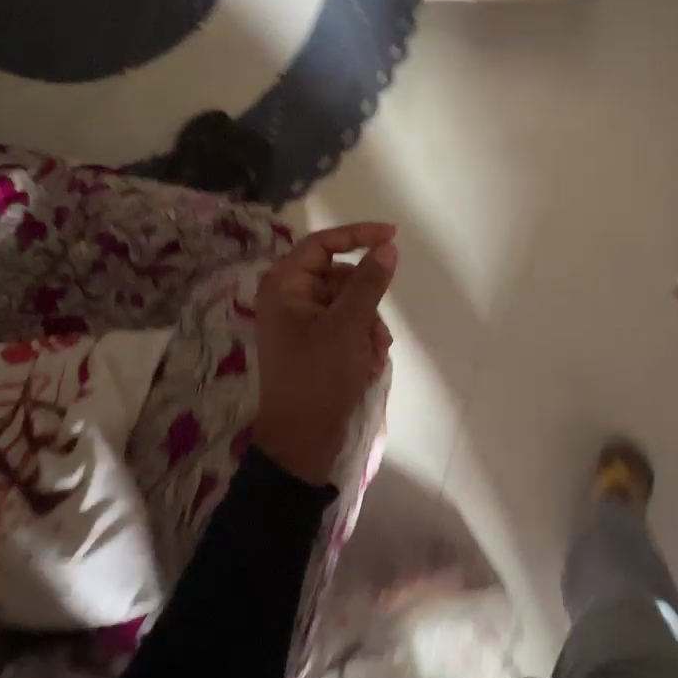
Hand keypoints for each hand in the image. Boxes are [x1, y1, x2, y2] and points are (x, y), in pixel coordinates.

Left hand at [253, 223, 398, 485]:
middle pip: (339, 275)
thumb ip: (368, 282)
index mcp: (284, 286)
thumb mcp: (348, 326)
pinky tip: (369, 363)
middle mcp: (288, 298)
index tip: (393, 236)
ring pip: (349, 302)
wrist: (303, 443)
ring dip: (368, 324)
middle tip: (375, 330)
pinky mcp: (314, 345)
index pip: (322, 243)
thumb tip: (387, 246)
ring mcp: (301, 323)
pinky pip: (346, 326)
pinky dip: (362, 339)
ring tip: (373, 354)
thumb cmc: (319, 378)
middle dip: (365, 300)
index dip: (357, 235)